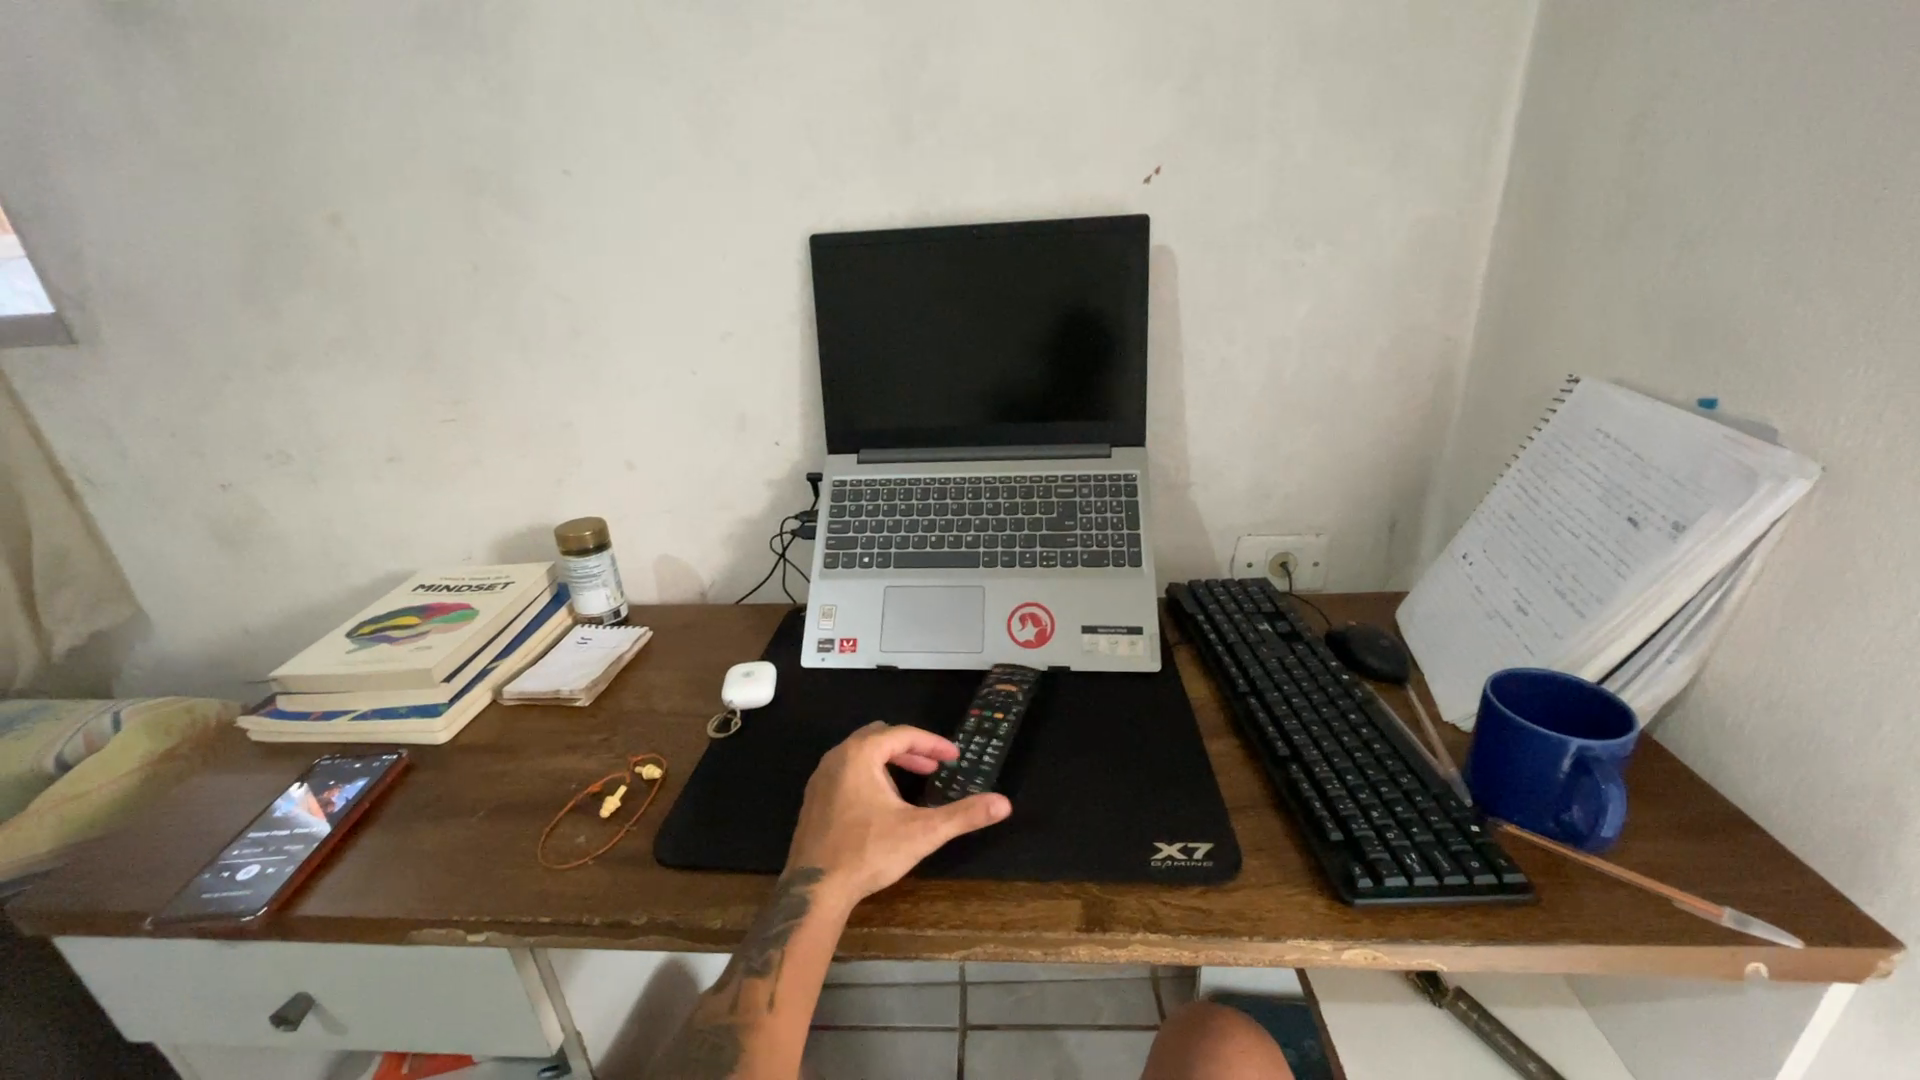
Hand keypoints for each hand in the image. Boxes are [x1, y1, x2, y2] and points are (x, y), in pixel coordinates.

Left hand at [786, 722, 1011, 904]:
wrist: (814, 889)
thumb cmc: (868, 852)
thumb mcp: (922, 832)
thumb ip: (963, 815)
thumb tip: (1003, 804)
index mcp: (860, 754)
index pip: (903, 735)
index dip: (933, 744)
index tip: (954, 757)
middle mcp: (836, 758)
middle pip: (879, 737)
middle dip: (910, 749)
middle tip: (934, 767)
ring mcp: (820, 778)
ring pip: (860, 755)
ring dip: (889, 763)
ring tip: (912, 784)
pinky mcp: (814, 799)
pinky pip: (846, 773)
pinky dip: (869, 776)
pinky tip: (882, 805)